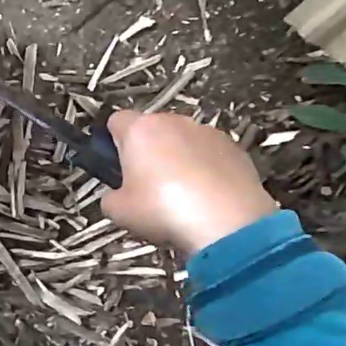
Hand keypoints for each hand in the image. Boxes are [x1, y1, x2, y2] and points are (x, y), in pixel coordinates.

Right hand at [100, 110, 278, 253]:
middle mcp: (173, 122)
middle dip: (148, 151)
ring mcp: (207, 132)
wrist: (227, 224)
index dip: (114, 141)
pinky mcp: (234, 147)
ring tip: (182, 196)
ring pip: (182, 140)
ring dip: (178, 159)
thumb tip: (117, 195)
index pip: (116, 121)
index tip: (118, 165)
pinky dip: (205, 168)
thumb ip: (110, 196)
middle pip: (152, 129)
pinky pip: (210, 153)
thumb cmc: (164, 211)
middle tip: (147, 186)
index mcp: (139, 130)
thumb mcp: (118, 212)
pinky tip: (207, 197)